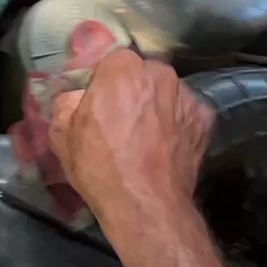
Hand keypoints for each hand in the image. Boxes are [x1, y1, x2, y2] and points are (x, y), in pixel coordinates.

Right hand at [49, 49, 213, 226]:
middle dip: (131, 91)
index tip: (96, 104)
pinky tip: (164, 146)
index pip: (110, 62)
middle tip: (119, 121)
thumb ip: (65, 102)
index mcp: (123, 67)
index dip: (102, 84)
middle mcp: (160, 73)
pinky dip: (176, 124)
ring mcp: (187, 95)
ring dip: (155, 106)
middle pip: (141, 74)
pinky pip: (184, 113)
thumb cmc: (99, 165)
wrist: (144, 204)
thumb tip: (74, 96)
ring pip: (165, 92)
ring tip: (144, 137)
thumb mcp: (61, 133)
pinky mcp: (206, 119)